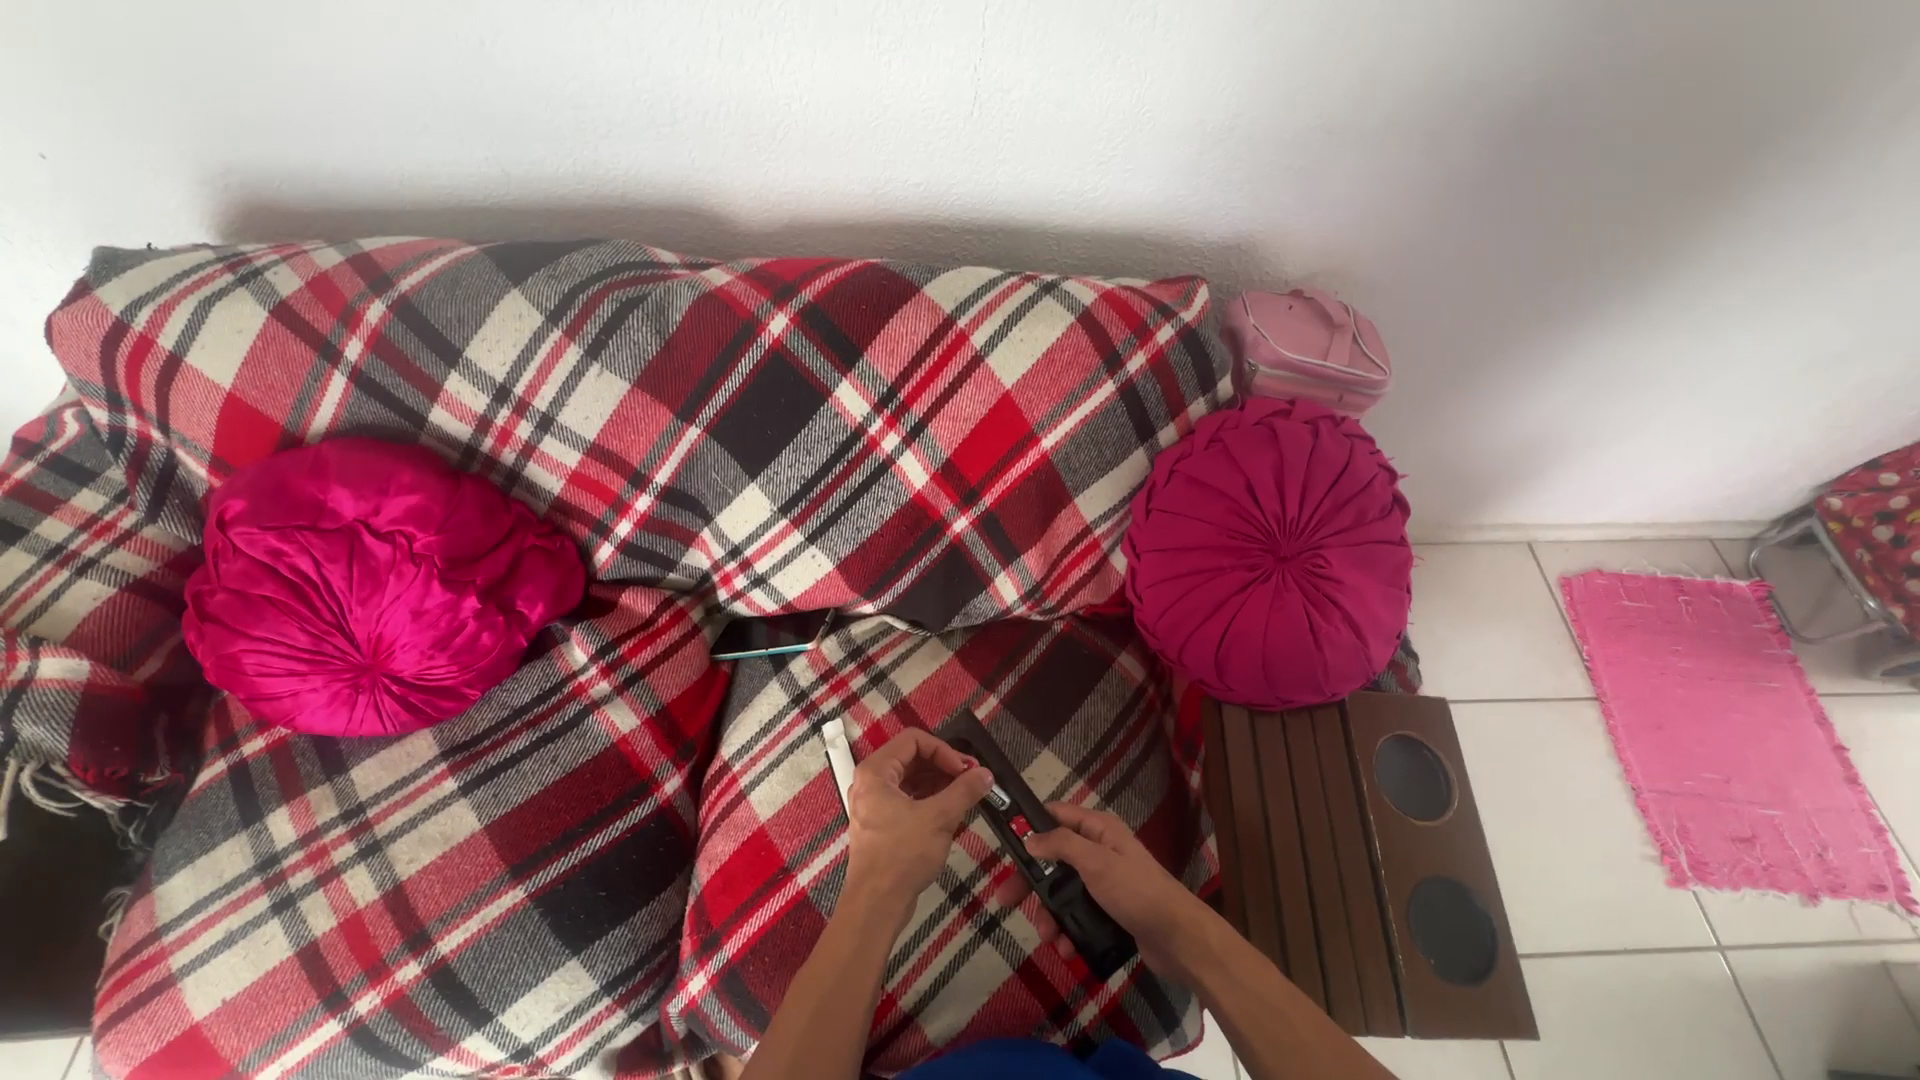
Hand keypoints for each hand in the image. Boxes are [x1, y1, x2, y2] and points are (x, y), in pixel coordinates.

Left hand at [843, 729, 996, 922]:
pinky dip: (931, 802)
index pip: (913, 740)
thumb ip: (964, 791)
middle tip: (972, 780)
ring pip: (912, 782)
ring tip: (967, 796)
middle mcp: (871, 783)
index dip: (944, 750)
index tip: (967, 769)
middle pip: (912, 759)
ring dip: (940, 784)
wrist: (877, 904)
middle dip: (944, 767)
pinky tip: (953, 813)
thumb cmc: (902, 855)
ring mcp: (875, 806)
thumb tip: (986, 774)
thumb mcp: (939, 818)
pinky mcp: (882, 826)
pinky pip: (909, 801)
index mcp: (876, 772)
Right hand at [1021, 802, 1222, 981]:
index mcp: (1099, 830)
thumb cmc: (1136, 891)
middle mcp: (1100, 852)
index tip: (1005, 839)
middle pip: (1054, 860)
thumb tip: (1030, 837)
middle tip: (1006, 900)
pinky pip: (1078, 917)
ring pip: (1063, 892)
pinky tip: (1067, 948)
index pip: (1057, 815)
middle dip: (1032, 882)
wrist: (1178, 939)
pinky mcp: (1108, 912)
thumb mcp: (1096, 862)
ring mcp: (1104, 884)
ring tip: (1048, 937)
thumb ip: (1062, 845)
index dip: (1031, 824)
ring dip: (1050, 914)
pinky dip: (1068, 930)